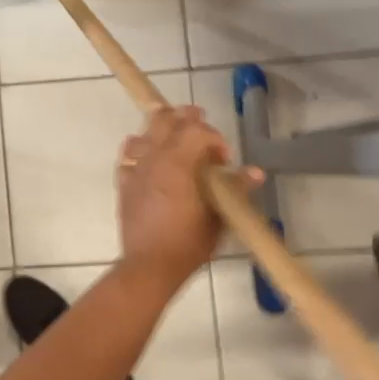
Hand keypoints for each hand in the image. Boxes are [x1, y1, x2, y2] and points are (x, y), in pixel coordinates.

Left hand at [115, 106, 259, 288]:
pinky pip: (127, 154)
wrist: (150, 263)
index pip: (195, 130)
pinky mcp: (123, 183)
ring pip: (143, 133)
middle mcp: (152, 159)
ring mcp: (134, 169)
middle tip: (198, 116)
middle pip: (164, 121)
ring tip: (173, 128)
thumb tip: (255, 172)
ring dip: (160, 127)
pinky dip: (138, 147)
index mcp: (177, 163)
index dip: (213, 136)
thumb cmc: (189, 241)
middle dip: (184, 117)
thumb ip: (235, 189)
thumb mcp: (219, 216)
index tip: (223, 157)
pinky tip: (146, 152)